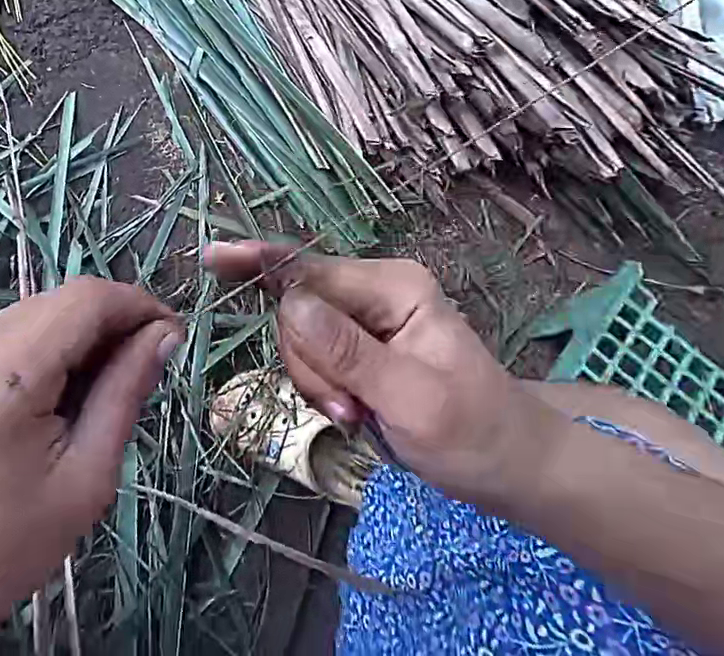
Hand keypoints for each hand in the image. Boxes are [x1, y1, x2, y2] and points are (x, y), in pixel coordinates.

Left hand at [0, 278, 181, 646]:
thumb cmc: (5, 545)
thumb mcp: (87, 476)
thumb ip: (126, 391)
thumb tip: (165, 334)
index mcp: (2, 371)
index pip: (88, 299)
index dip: (139, 305)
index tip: (173, 336)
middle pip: (66, 299)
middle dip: (116, 322)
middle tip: (146, 367)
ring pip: (45, 309)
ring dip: (86, 333)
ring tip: (104, 386)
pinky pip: (19, 326)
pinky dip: (54, 343)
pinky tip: (63, 388)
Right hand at [203, 241, 558, 512]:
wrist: (510, 468)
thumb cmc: (473, 433)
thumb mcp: (412, 397)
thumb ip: (348, 351)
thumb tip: (290, 302)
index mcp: (393, 286)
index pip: (312, 271)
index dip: (260, 263)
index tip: (214, 256)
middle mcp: (373, 290)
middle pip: (298, 309)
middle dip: (310, 362)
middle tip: (348, 408)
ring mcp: (363, 317)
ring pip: (300, 337)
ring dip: (318, 381)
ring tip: (358, 415)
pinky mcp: (357, 345)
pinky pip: (313, 356)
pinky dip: (323, 388)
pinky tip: (355, 412)